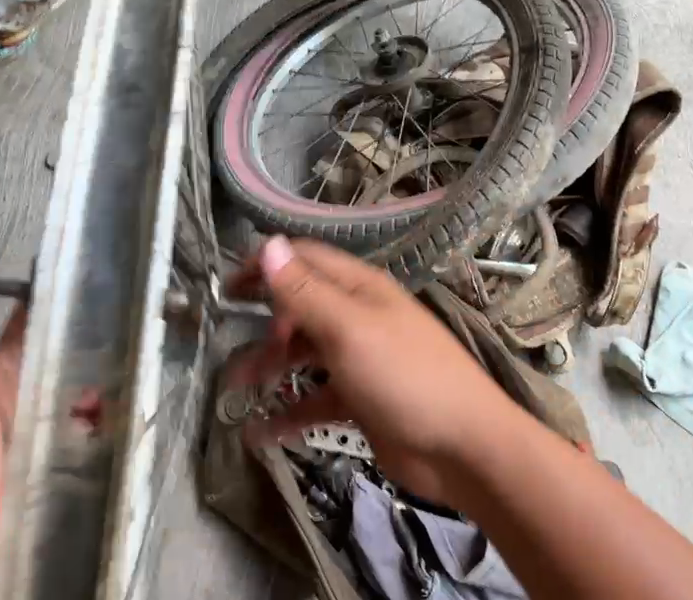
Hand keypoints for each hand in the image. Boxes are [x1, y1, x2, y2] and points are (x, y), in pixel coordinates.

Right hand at [230, 236, 520, 504]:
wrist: (465, 450)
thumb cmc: (405, 376)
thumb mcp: (348, 329)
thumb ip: (304, 290)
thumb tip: (267, 243)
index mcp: (357, 289)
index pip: (302, 259)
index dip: (264, 265)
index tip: (227, 285)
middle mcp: (356, 316)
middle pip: (299, 306)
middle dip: (263, 319)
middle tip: (229, 338)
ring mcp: (359, 359)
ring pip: (303, 353)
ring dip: (269, 365)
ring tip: (235, 386)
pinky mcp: (360, 399)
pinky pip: (314, 398)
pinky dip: (287, 411)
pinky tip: (259, 430)